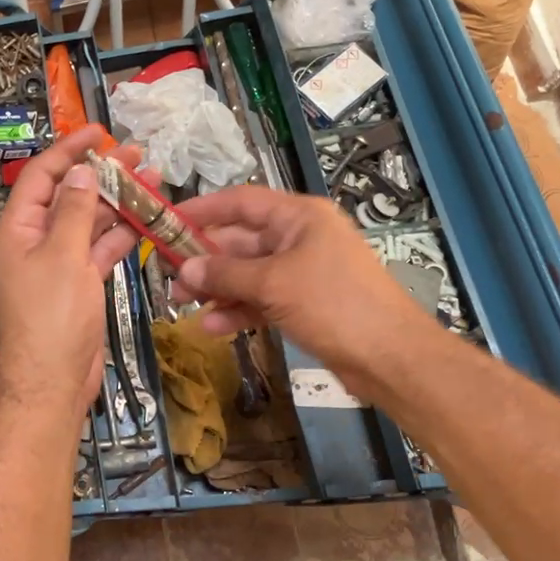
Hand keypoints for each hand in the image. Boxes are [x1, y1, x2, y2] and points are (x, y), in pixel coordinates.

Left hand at [0, 128, 140, 417]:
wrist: (52, 382)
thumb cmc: (51, 315)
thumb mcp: (63, 255)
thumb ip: (74, 209)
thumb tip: (81, 168)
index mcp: (20, 226)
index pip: (43, 175)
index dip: (69, 149)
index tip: (99, 131)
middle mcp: (37, 238)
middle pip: (70, 193)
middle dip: (103, 172)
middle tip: (139, 153)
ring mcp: (60, 261)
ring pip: (90, 220)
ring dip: (119, 201)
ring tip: (153, 178)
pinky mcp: (80, 282)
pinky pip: (101, 248)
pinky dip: (122, 233)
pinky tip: (148, 218)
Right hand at [173, 186, 435, 371]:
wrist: (392, 358)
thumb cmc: (334, 304)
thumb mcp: (273, 284)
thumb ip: (225, 274)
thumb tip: (183, 269)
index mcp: (298, 217)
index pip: (240, 201)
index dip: (202, 209)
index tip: (167, 220)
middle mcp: (299, 237)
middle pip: (240, 240)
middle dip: (204, 259)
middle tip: (169, 276)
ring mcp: (302, 272)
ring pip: (247, 273)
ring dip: (216, 288)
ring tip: (181, 306)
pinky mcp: (304, 303)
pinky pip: (261, 298)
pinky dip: (237, 310)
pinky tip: (212, 326)